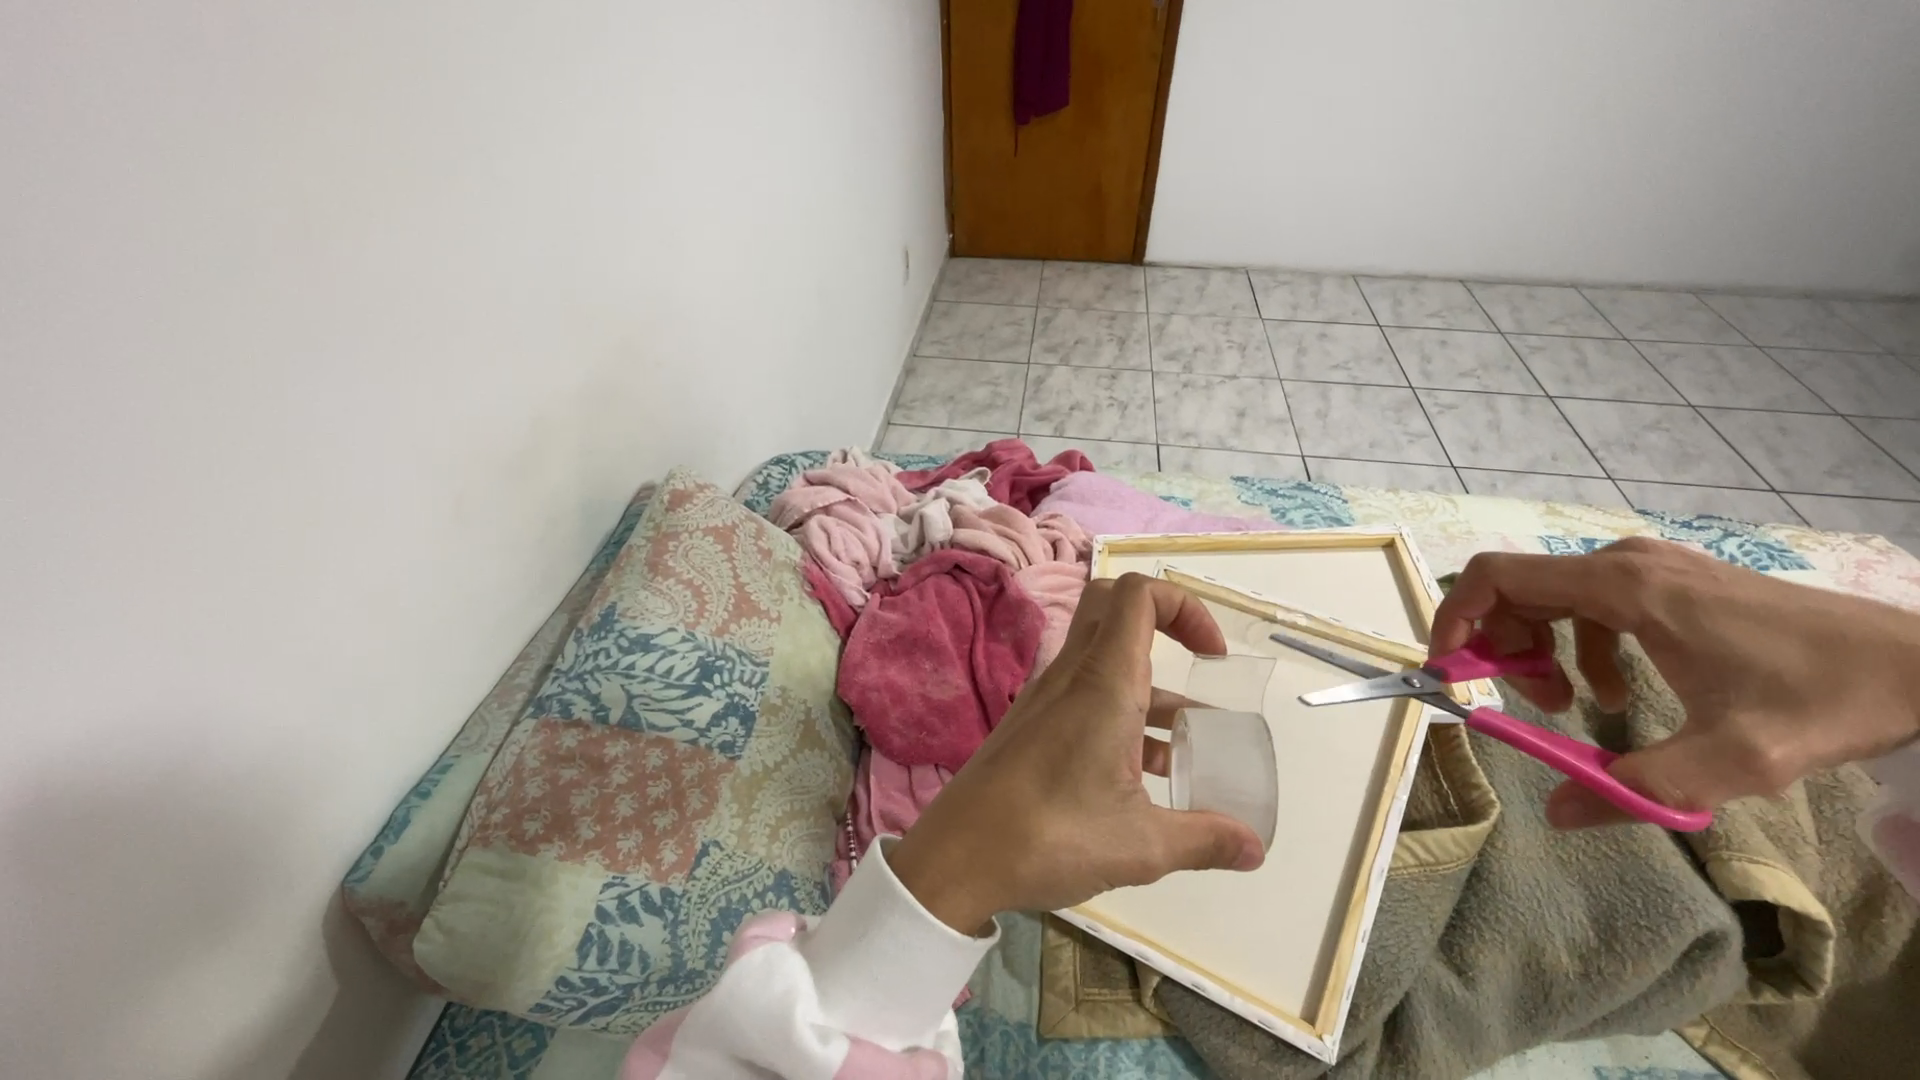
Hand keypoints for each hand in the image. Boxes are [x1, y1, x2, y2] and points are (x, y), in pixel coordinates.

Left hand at [889, 573, 1265, 933]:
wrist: (957, 857)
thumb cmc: (1051, 837)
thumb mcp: (1141, 845)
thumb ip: (1204, 840)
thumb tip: (1255, 848)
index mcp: (1102, 683)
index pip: (1137, 595)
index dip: (1183, 605)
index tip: (1212, 655)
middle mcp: (1072, 677)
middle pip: (1114, 609)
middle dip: (1165, 623)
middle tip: (1200, 666)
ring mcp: (1047, 700)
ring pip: (1104, 660)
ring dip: (1150, 685)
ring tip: (1193, 741)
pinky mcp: (1033, 726)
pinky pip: (1086, 697)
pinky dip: (1123, 715)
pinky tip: (1147, 774)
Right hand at [1433, 537, 1919, 827]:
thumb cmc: (1821, 698)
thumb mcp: (1733, 756)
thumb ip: (1637, 785)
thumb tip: (1558, 814)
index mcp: (1622, 584)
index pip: (1497, 577)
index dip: (1457, 618)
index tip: (1454, 668)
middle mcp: (1622, 562)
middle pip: (1517, 591)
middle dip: (1505, 650)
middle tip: (1531, 705)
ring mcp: (1646, 567)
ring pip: (1549, 599)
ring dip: (1542, 654)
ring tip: (1575, 706)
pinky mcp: (1666, 581)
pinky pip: (1587, 605)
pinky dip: (1580, 648)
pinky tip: (1618, 692)